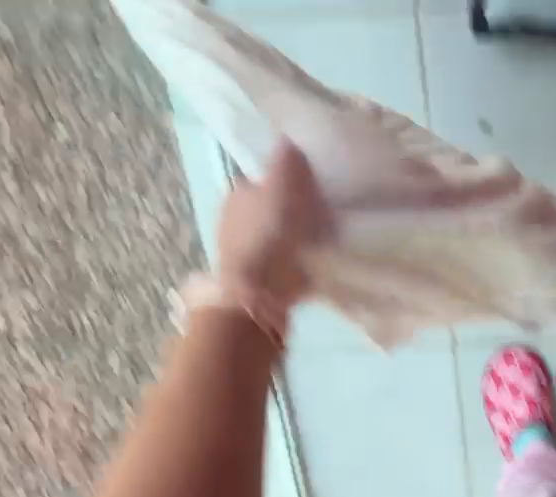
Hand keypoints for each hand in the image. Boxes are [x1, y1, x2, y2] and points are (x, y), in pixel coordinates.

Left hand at [216, 139, 329, 322]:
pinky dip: (293, 265)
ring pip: (274, 238)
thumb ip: (288, 164)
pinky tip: (311, 269)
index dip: (289, 183)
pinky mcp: (255, 283)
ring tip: (321, 247)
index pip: (265, 179)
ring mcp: (241, 253)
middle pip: (270, 209)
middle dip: (292, 213)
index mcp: (238, 192)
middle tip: (322, 220)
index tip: (314, 191)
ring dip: (293, 240)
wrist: (258, 297)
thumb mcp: (284, 189)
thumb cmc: (270, 237)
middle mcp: (233, 219)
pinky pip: (280, 265)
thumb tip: (289, 141)